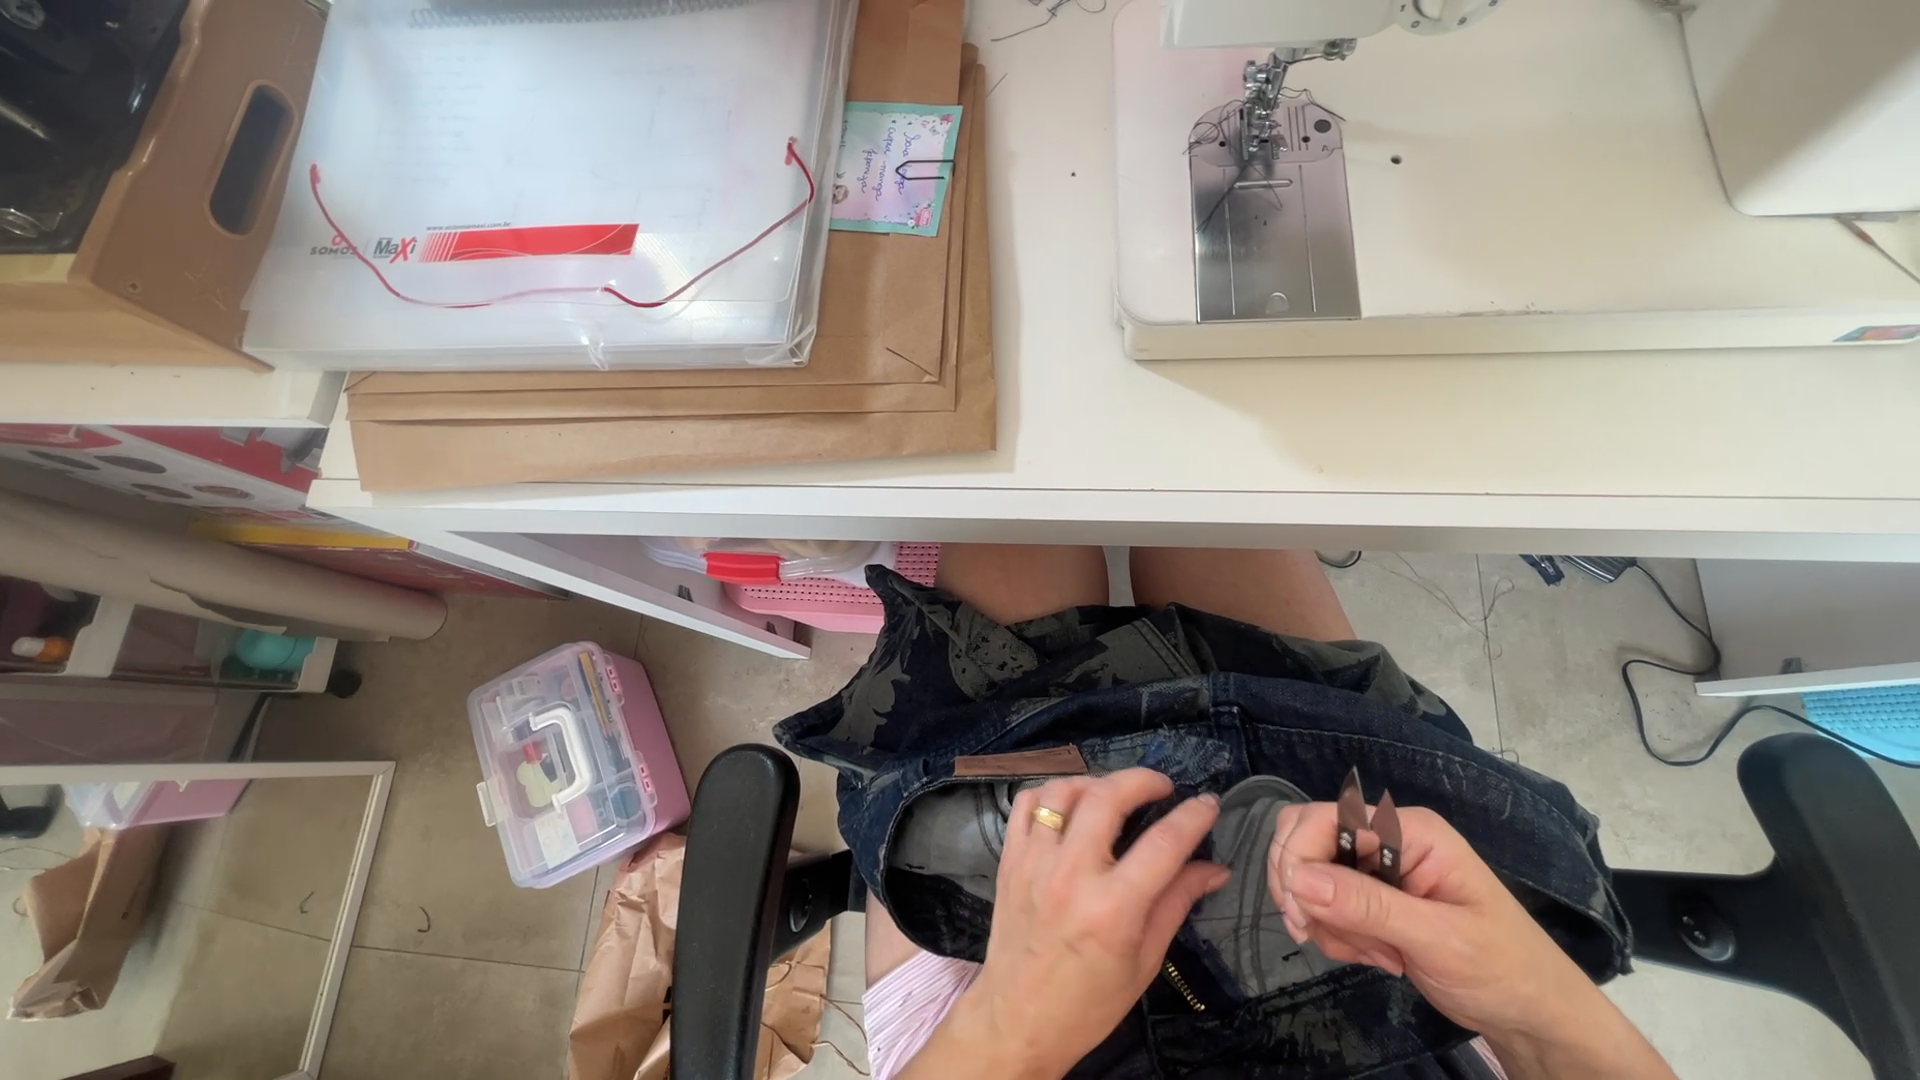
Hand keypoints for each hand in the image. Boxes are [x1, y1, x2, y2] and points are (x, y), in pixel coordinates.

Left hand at [941, 770, 1229, 1079]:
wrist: (1018, 1019)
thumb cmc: (1089, 1001)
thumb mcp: (1145, 960)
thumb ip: (1177, 902)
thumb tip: (1214, 867)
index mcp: (1112, 908)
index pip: (1163, 844)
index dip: (1192, 817)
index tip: (1207, 803)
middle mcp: (1070, 875)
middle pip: (1107, 799)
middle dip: (1142, 780)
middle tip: (1162, 785)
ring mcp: (1034, 862)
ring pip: (1062, 791)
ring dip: (1095, 782)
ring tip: (1115, 793)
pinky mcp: (1010, 858)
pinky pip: (1026, 803)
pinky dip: (1050, 792)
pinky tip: (1070, 803)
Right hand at [1266, 800, 1599, 1041]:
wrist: (1534, 1017)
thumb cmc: (1504, 970)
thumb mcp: (1439, 939)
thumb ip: (1367, 905)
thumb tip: (1297, 880)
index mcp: (1408, 830)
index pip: (1324, 818)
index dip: (1298, 858)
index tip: (1298, 913)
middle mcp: (1386, 838)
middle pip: (1305, 837)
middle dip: (1301, 888)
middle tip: (1313, 932)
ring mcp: (1376, 868)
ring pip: (1307, 874)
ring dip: (1324, 919)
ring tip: (1371, 955)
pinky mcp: (1369, 898)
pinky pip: (1321, 902)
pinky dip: (1333, 933)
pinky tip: (1374, 957)